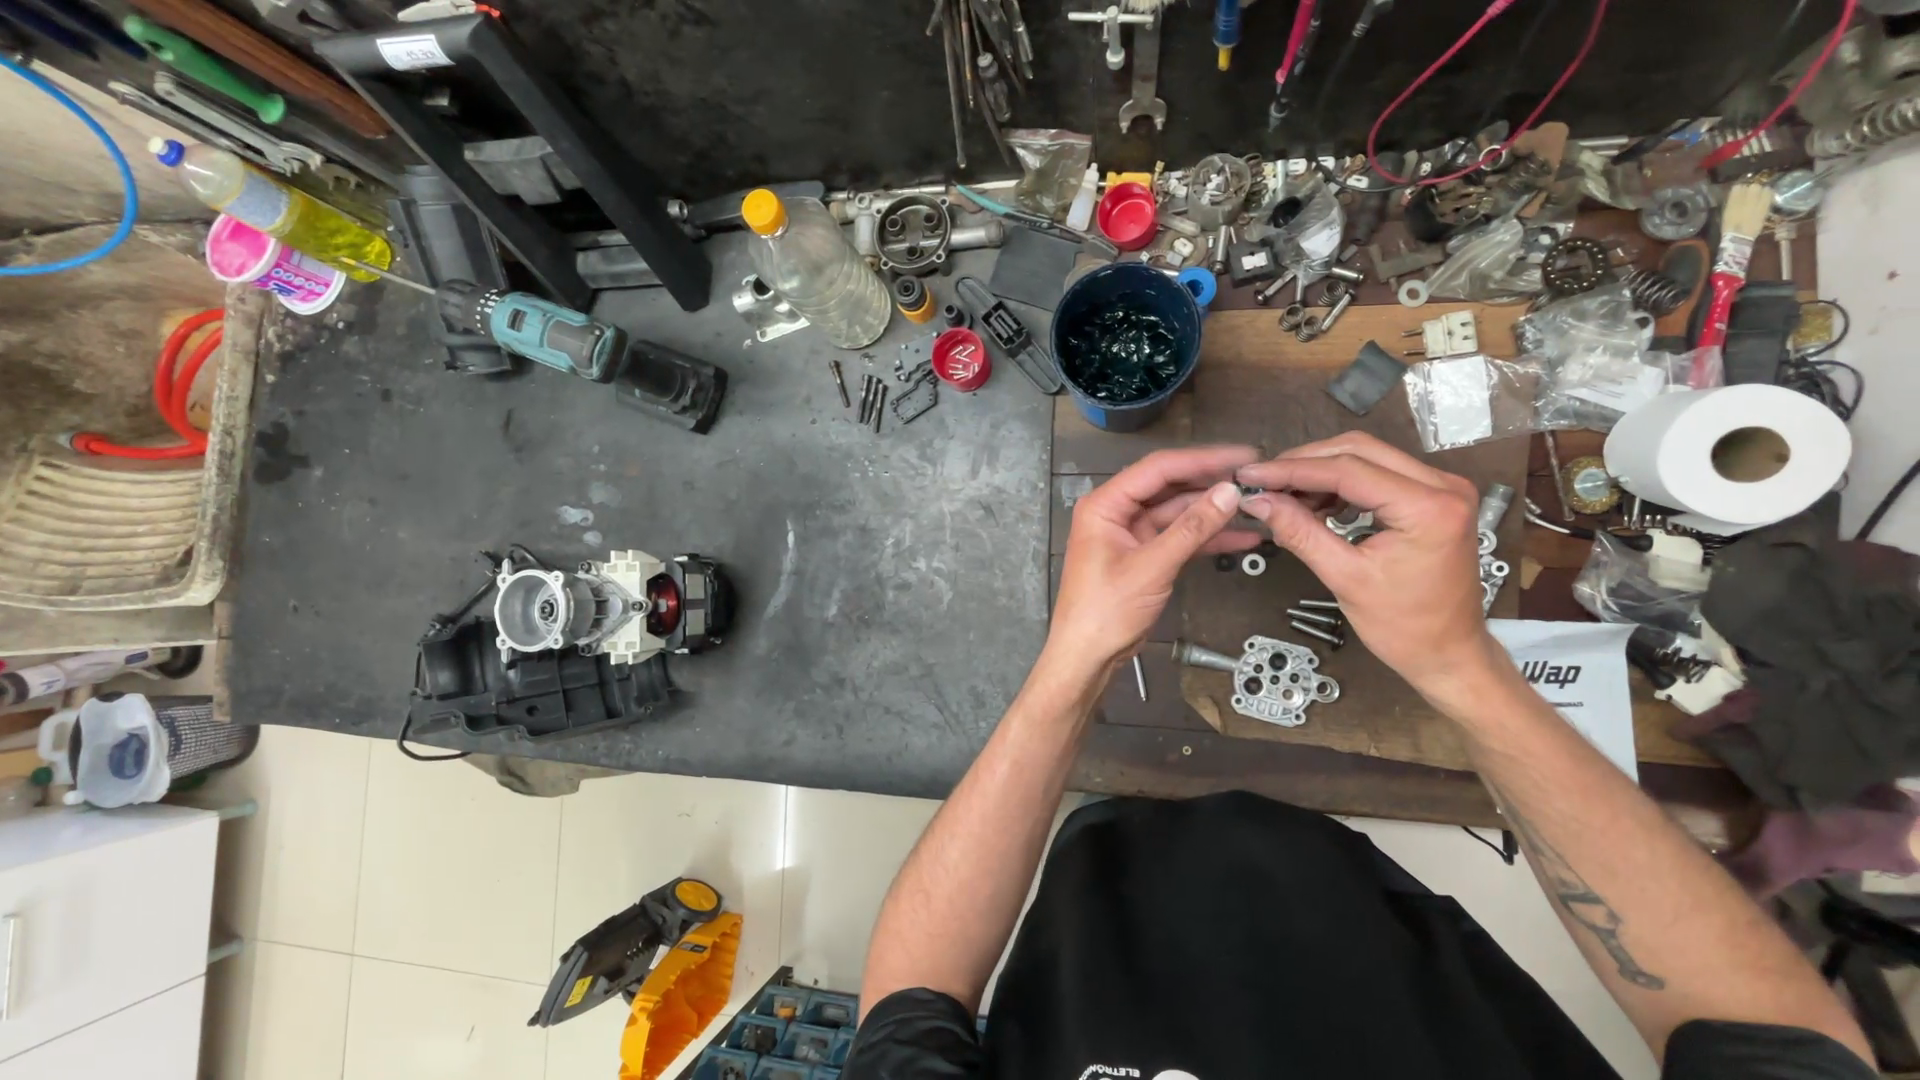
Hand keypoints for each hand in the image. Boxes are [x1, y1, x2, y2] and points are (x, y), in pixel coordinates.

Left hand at [1049, 446, 1262, 671]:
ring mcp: (1131, 535)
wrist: (1087, 656)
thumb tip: (1228, 493)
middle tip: (1253, 477)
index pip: (1158, 469)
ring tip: (1255, 505)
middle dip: (1211, 483)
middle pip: (1170, 487)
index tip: (1240, 456)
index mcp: (1105, 506)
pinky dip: (1206, 539)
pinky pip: (1179, 538)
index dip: (1202, 460)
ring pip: (1178, 513)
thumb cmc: (1103, 612)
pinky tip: (1240, 538)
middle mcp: (1116, 513)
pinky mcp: (1144, 557)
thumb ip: (1191, 529)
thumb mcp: (1151, 567)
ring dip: (1213, 512)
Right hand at [1235, 433, 1499, 694]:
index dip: (1292, 470)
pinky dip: (1341, 482)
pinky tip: (1315, 503)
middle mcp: (1443, 486)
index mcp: (1428, 508)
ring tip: (1284, 495)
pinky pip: (1379, 472)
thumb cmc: (1405, 627)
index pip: (1348, 470)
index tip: (1252, 475)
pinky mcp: (1433, 497)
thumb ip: (1301, 532)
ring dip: (1321, 470)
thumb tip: (1259, 501)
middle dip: (1304, 463)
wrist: (1449, 652)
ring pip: (1367, 455)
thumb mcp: (1345, 578)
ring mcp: (1442, 488)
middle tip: (1263, 481)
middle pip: (1358, 450)